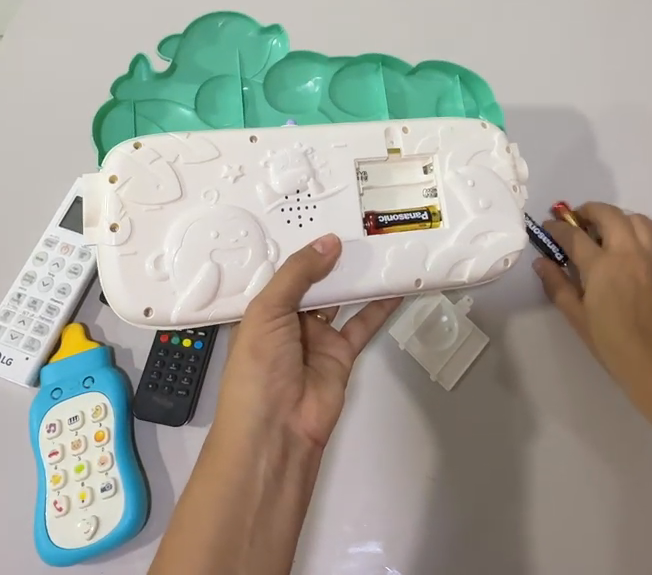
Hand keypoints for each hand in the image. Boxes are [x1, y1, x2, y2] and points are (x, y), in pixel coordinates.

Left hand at [215, 234, 400, 450]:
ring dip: (357, 277)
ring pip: (340, 298)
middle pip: (314, 282)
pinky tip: (394, 285)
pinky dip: (379, 305)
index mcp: (262, 308)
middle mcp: (288, 320)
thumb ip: (299, 274)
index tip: (319, 218)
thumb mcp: (267, 311)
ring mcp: (316, 338)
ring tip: (378, 247)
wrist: (276, 432)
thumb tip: (329, 243)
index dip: (299, 247)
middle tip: (357, 227)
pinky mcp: (341, 354)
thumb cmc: (257, 370)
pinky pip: (363, 323)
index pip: (281, 271)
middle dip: (332, 258)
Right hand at [535, 202, 651, 405]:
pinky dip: (648, 226)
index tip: (548, 226)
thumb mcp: (578, 319)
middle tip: (577, 221)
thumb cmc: (615, 347)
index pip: (573, 235)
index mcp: (602, 266)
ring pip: (637, 219)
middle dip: (588, 211)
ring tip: (607, 230)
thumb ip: (558, 286)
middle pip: (608, 214)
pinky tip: (638, 236)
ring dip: (618, 218)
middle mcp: (629, 253)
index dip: (557, 227)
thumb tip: (542, 262)